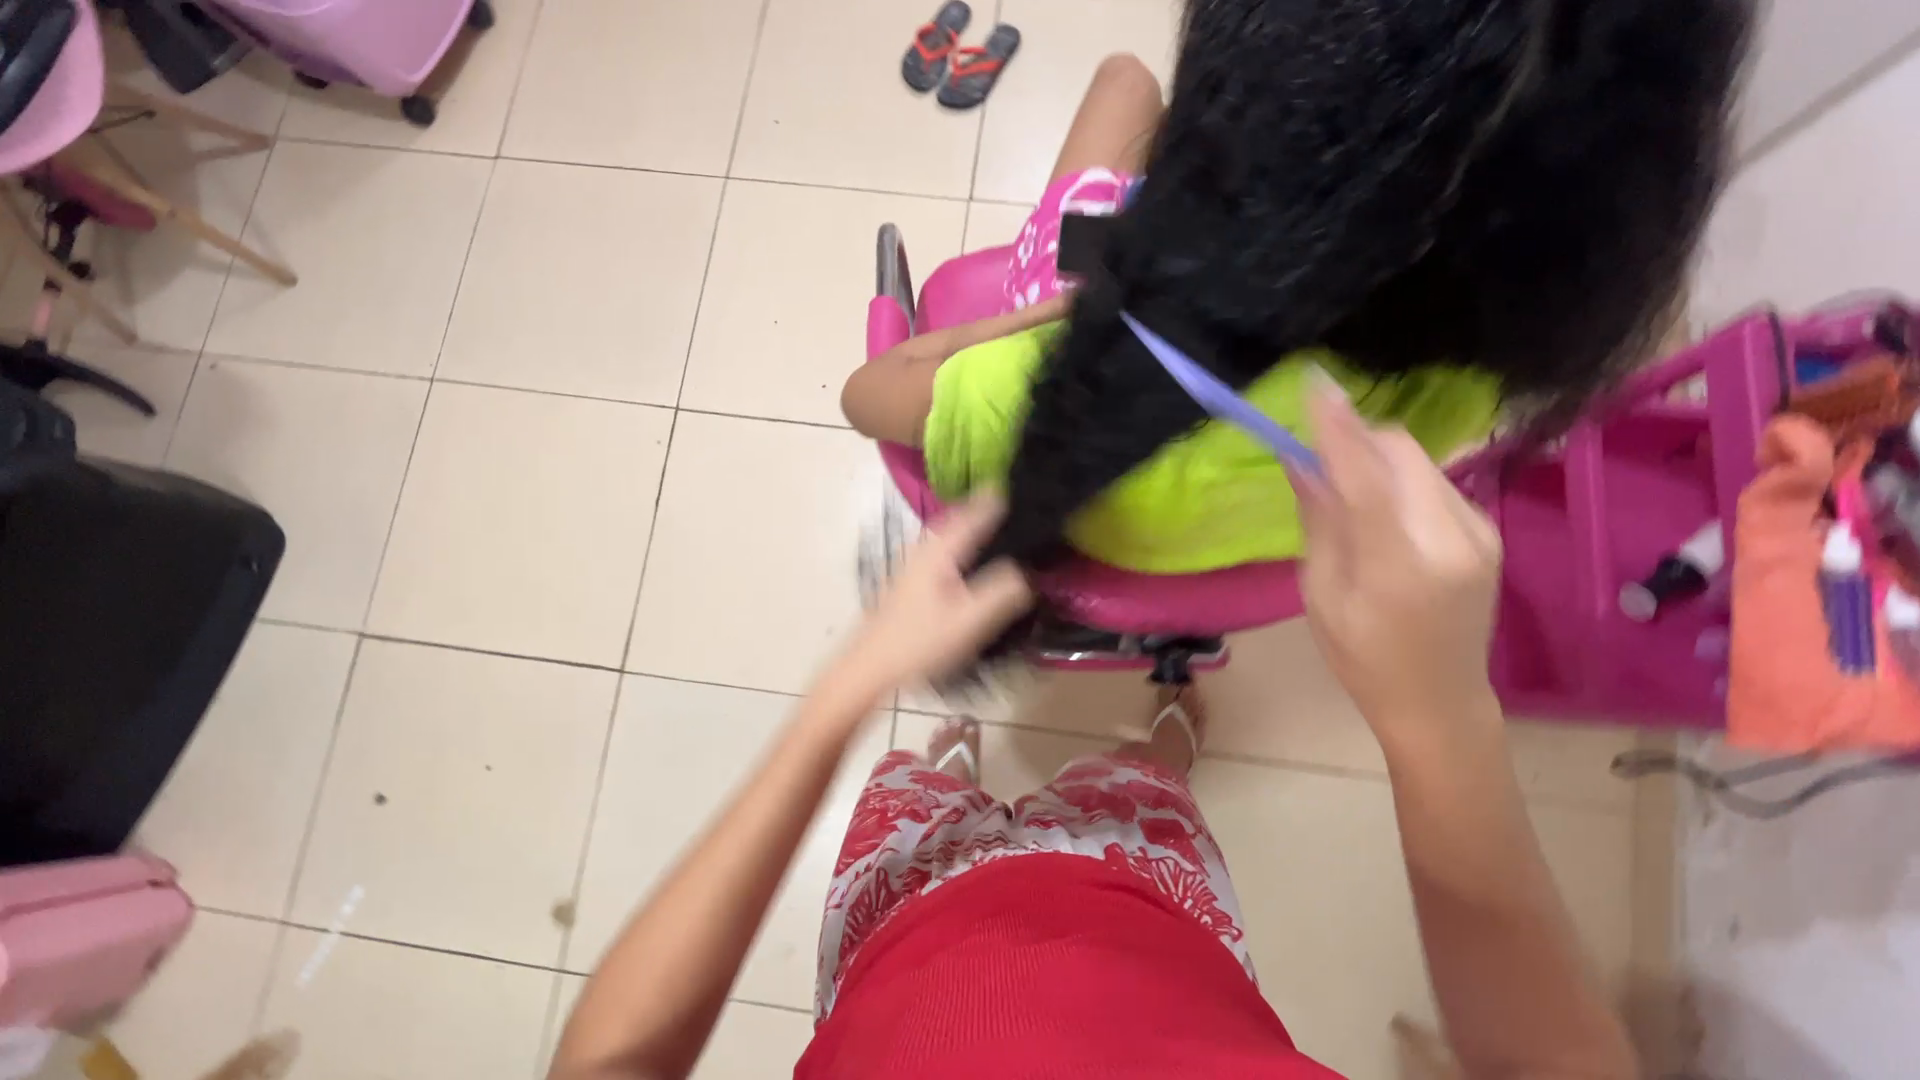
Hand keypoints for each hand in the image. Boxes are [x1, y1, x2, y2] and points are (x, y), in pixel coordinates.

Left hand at [830, 495, 1033, 696]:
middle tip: (1017, 506)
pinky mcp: (911, 583)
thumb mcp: (969, 621)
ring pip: (952, 538)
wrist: (869, 668)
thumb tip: (1027, 572)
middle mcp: (924, 549)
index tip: (1025, 490)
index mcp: (939, 550)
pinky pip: (946, 553)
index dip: (1000, 499)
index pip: (975, 511)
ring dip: (975, 530)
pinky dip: (964, 549)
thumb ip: (1002, 592)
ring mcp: (914, 565)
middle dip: (987, 510)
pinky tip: (976, 565)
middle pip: (960, 520)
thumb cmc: (918, 642)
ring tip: (1003, 529)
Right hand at [1295, 382, 1502, 738]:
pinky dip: (1401, 481)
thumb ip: (1320, 523)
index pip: (1365, 479)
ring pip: (1419, 462)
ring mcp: (1479, 533)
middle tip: (1322, 458)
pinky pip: (1435, 482)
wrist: (1439, 701)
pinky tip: (1385, 515)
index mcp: (1397, 566)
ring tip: (1351, 494)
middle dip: (1357, 439)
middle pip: (1400, 453)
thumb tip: (1304, 463)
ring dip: (1378, 459)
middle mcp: (1450, 539)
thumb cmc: (1362, 658)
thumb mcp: (1321, 595)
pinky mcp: (1488, 531)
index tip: (1315, 384)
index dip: (1337, 429)